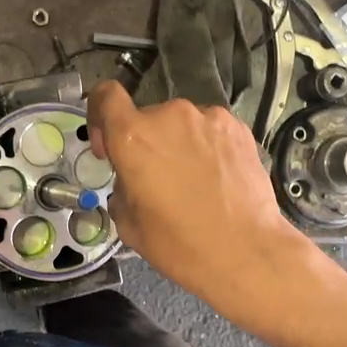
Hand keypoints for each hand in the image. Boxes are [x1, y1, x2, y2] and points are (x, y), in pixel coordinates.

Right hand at [87, 82, 313, 316]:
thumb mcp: (130, 225)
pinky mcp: (238, 127)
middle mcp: (169, 116)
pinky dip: (207, 147)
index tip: (110, 145)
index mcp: (133, 137)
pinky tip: (217, 178)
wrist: (246, 251)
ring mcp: (208, 118)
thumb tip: (133, 182)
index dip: (101, 115)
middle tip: (158, 181)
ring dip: (179, 145)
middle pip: (147, 118)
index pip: (106, 95)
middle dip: (147, 144)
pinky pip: (210, 131)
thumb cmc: (180, 244)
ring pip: (181, 125)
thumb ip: (122, 189)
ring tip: (194, 182)